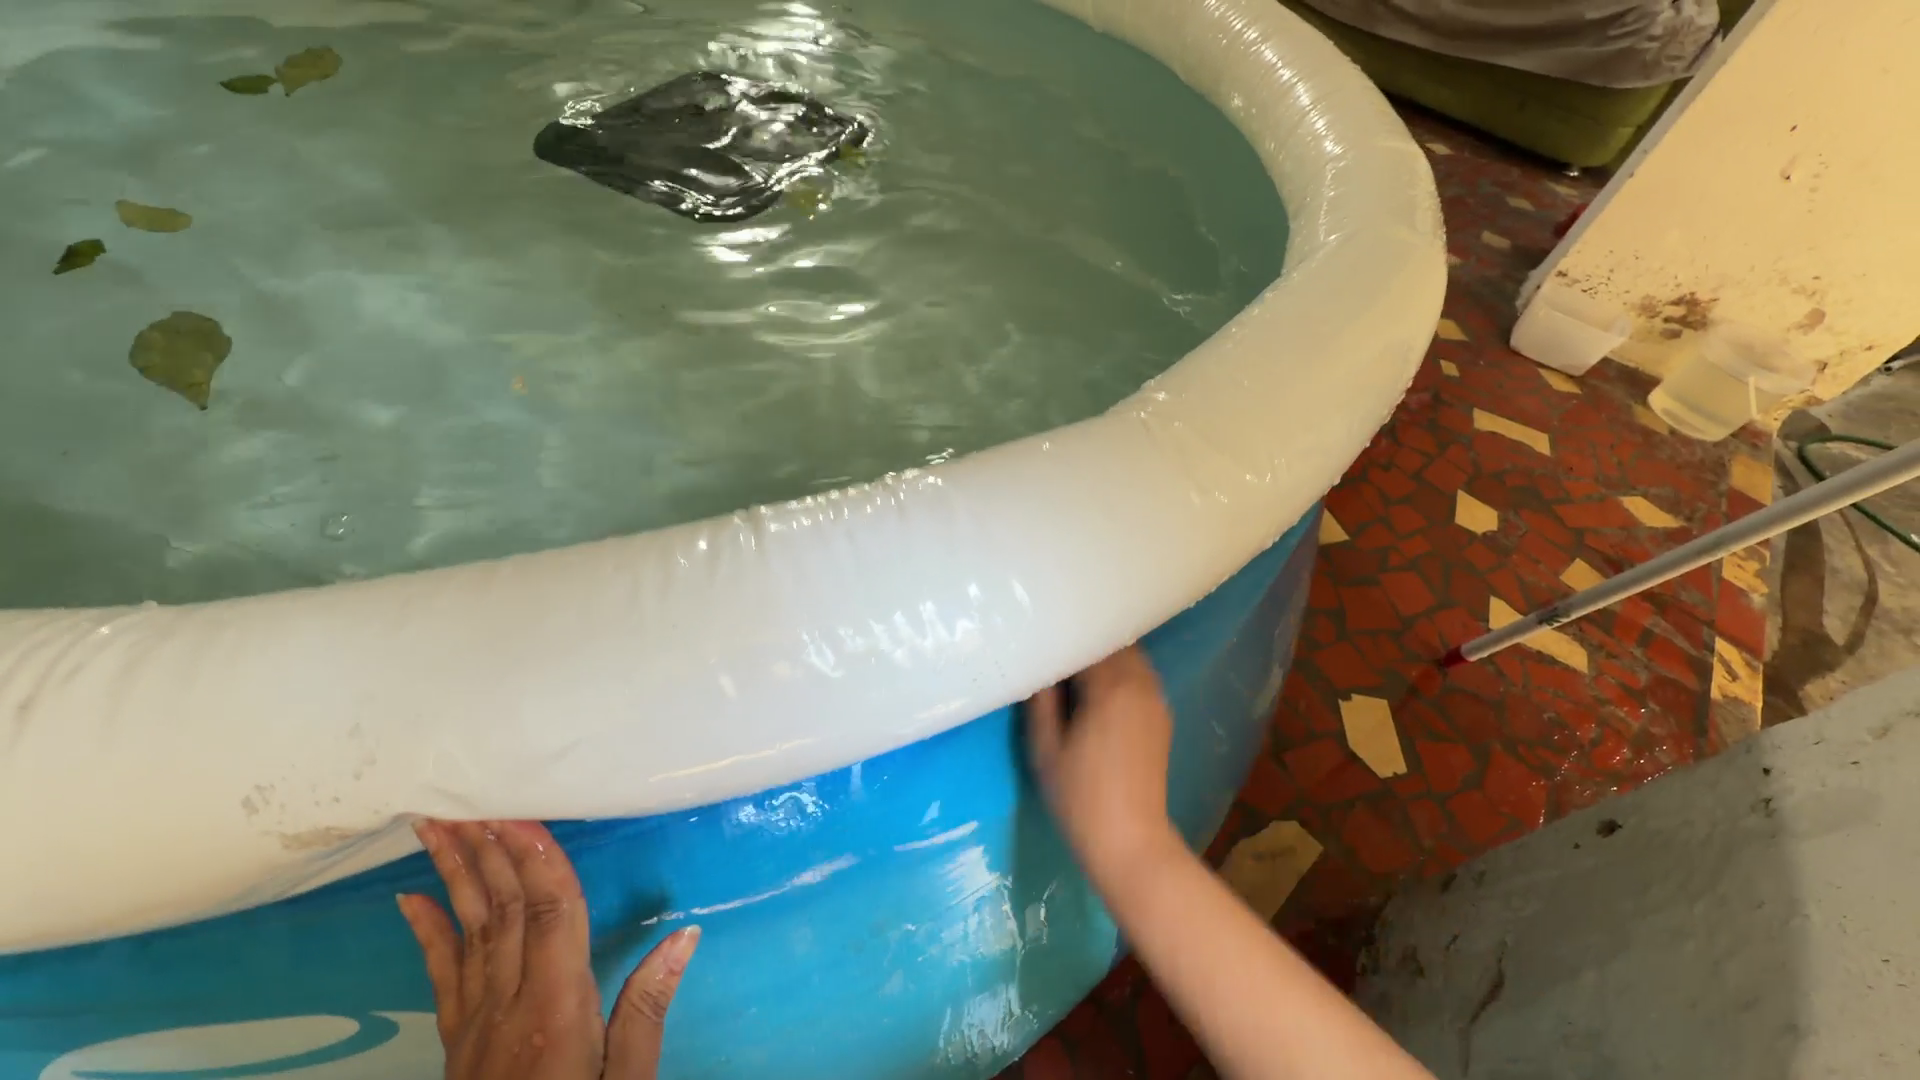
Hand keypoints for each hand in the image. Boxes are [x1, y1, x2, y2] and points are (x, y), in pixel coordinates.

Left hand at [398, 820, 700, 1079]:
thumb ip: (648, 1008)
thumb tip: (684, 934)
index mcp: (556, 1008)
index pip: (548, 916)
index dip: (536, 861)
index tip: (520, 811)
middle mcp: (508, 1003)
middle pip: (498, 912)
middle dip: (486, 850)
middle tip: (465, 794)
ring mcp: (474, 1020)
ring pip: (465, 931)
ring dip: (453, 874)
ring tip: (436, 825)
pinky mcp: (457, 1038)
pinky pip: (440, 974)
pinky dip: (424, 932)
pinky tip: (408, 897)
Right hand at [1024, 646, 1181, 880]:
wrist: (1130, 840)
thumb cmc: (1079, 796)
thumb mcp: (1045, 748)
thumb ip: (1041, 700)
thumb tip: (1039, 668)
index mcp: (1111, 686)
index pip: (1087, 642)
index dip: (1063, 639)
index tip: (1041, 639)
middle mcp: (1140, 684)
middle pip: (1114, 643)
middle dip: (1086, 642)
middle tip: (1055, 649)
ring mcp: (1156, 699)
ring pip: (1130, 658)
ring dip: (1104, 656)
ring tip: (1073, 669)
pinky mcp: (1161, 716)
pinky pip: (1140, 677)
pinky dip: (1119, 673)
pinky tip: (1096, 691)